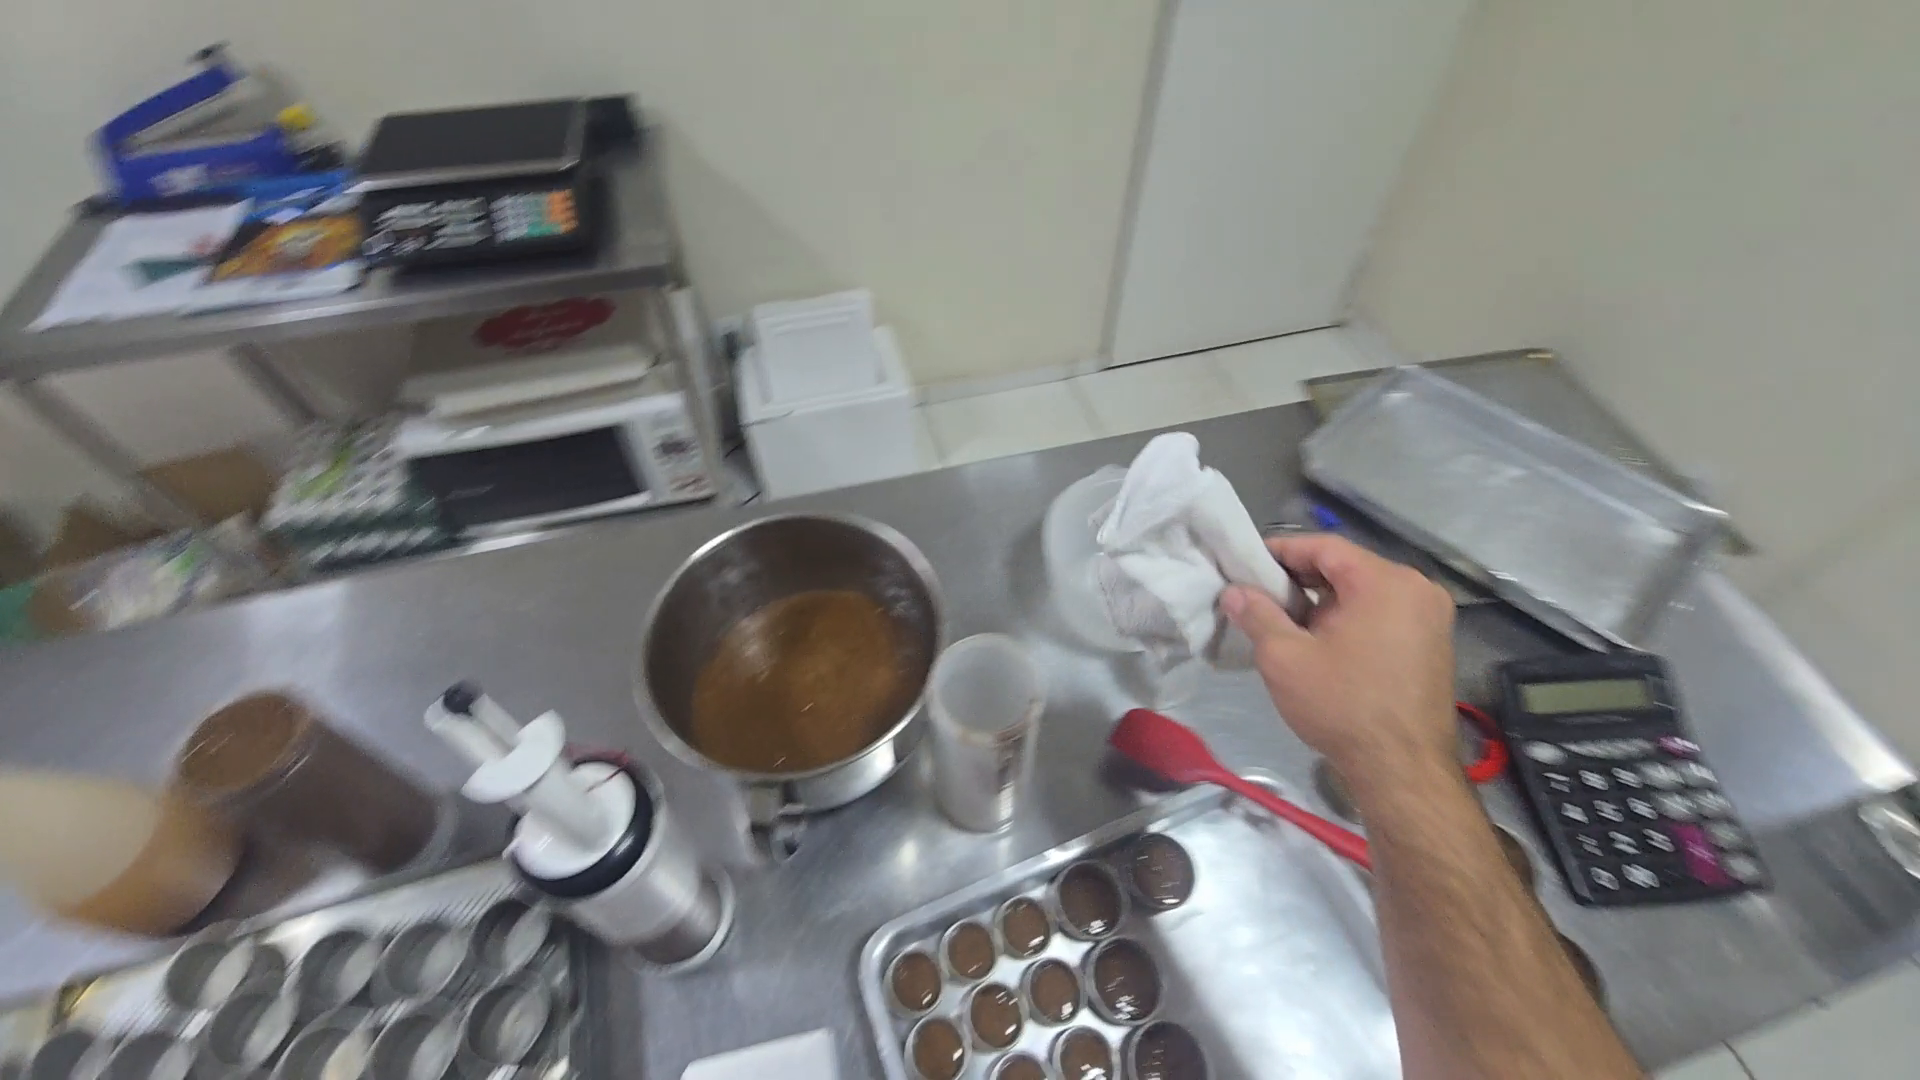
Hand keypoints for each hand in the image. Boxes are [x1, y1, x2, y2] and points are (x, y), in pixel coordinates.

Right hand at [1220, 533, 1457, 795]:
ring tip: (1284, 620)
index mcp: (1385, 582)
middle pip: (1346, 567)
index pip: (1324, 547)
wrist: (1402, 769)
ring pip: (1364, 591)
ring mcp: (1430, 617)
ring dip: (1324, 600)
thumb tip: (1234, 591)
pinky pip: (1382, 613)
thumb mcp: (1285, 658)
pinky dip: (1349, 617)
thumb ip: (1257, 615)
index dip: (1281, 551)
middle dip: (1300, 578)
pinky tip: (1321, 641)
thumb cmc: (1342, 705)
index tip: (1247, 564)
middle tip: (1260, 595)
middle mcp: (1416, 589)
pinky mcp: (1432, 643)